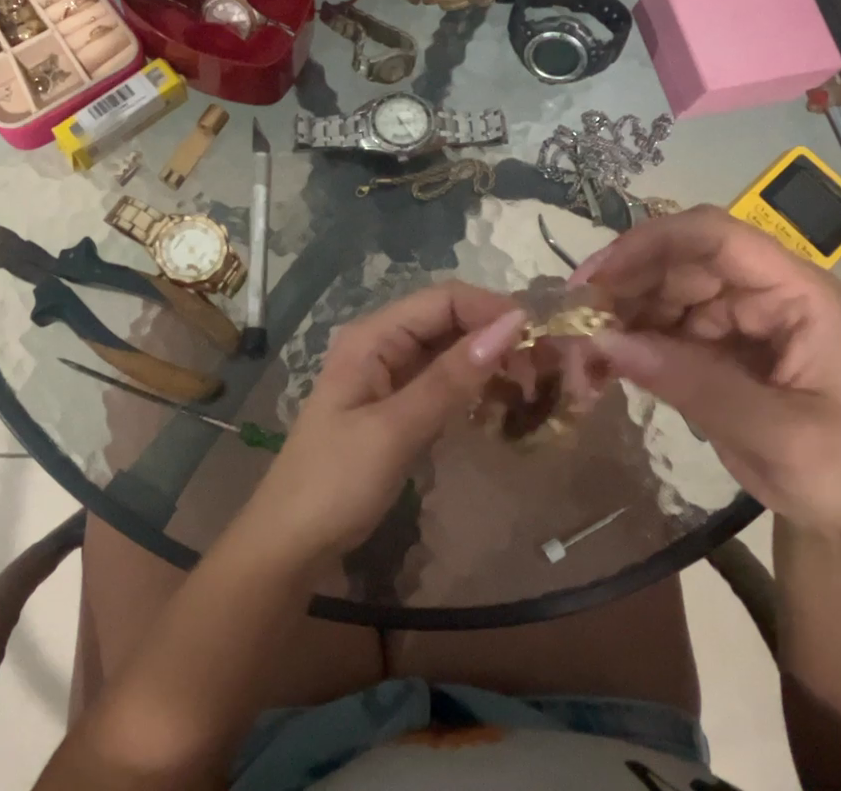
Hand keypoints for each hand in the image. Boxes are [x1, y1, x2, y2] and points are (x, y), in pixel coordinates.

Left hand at [240, 282, 527, 562]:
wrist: (292, 542)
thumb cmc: (336, 482)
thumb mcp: (396, 429)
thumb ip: (452, 378)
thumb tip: (511, 324)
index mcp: (372, 338)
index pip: (443, 300)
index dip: (492, 310)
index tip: (543, 338)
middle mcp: (380, 347)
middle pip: (448, 322)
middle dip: (497, 335)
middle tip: (548, 367)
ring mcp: (388, 379)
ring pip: (449, 353)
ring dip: (490, 362)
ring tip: (535, 385)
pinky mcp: (396, 410)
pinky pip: (442, 384)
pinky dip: (473, 389)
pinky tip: (503, 404)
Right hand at [574, 207, 840, 539]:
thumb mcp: (774, 431)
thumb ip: (690, 382)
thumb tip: (604, 341)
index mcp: (796, 294)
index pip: (715, 238)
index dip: (649, 245)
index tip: (594, 279)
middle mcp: (765, 295)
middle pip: (681, 262)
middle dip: (625, 283)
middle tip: (573, 321)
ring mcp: (740, 322)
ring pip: (665, 293)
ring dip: (621, 314)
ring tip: (581, 349)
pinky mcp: (719, 352)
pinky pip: (664, 331)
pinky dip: (630, 343)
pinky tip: (601, 364)